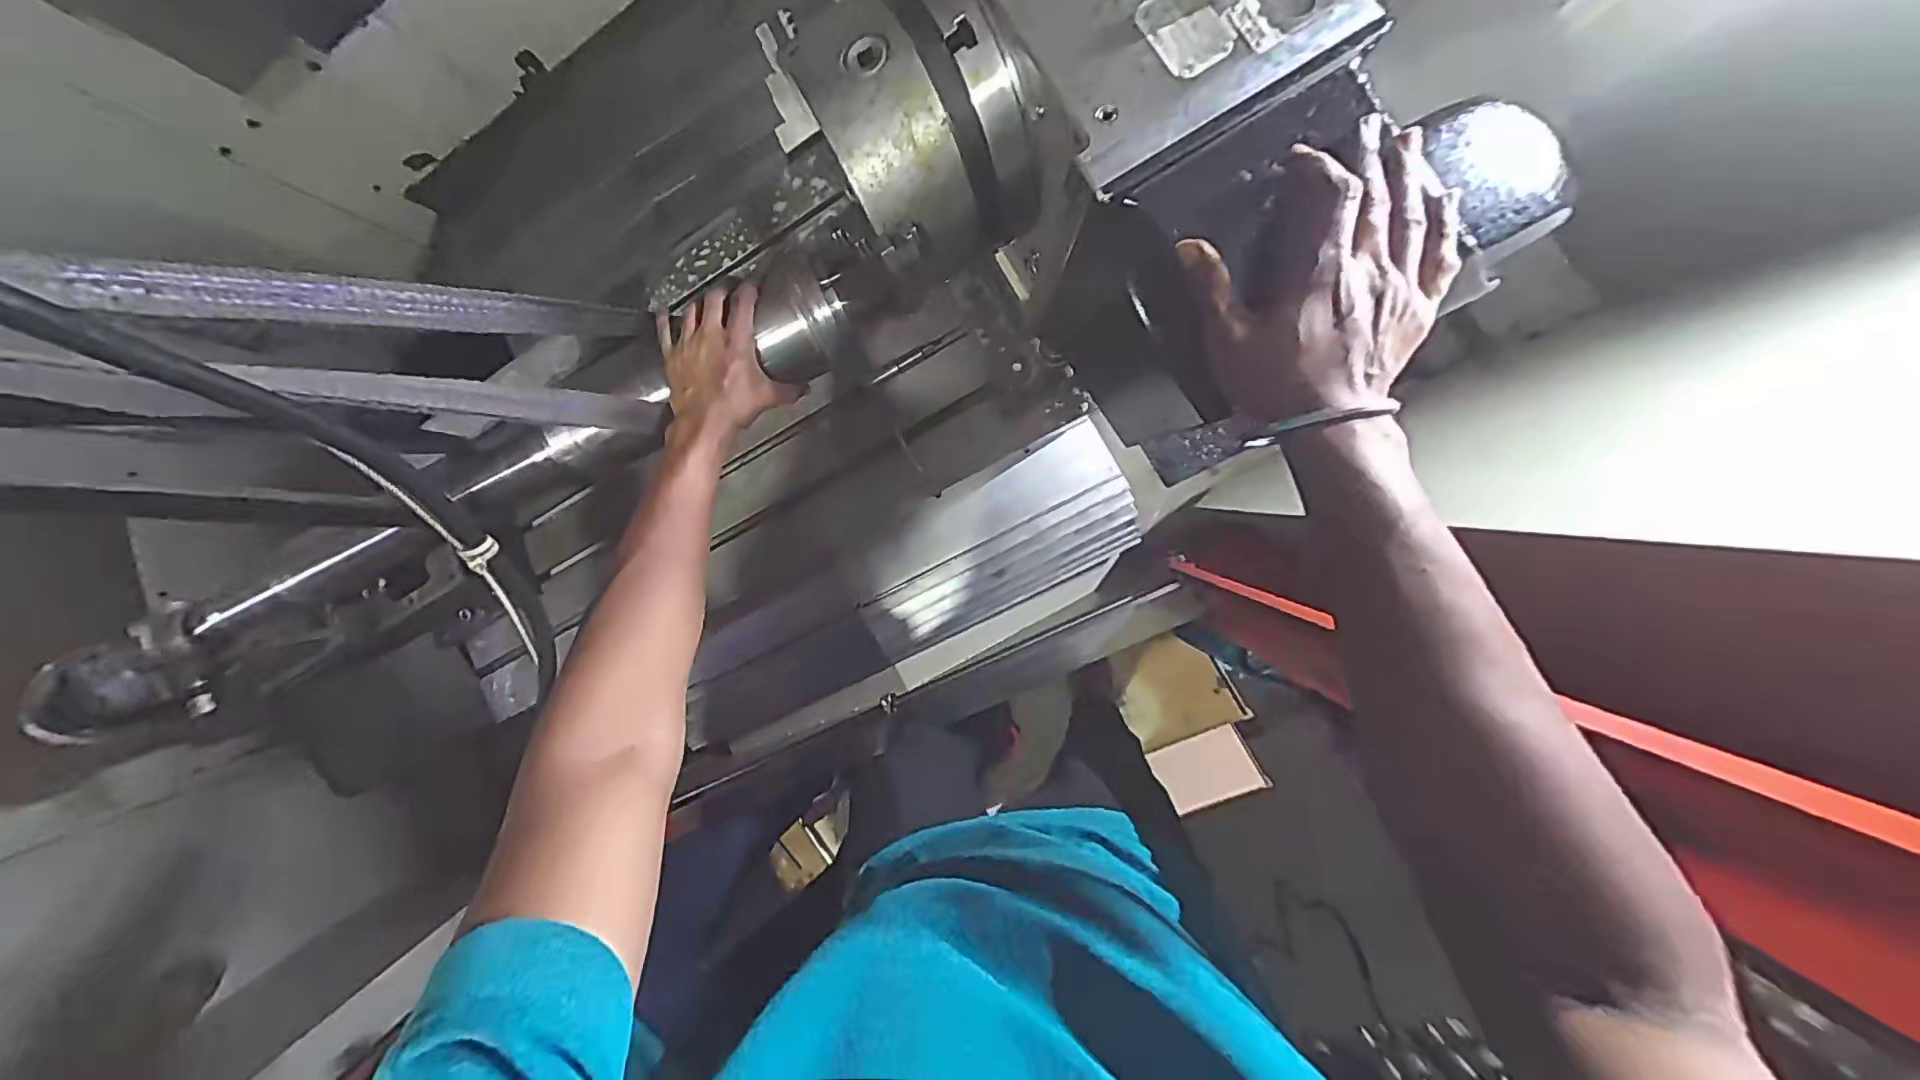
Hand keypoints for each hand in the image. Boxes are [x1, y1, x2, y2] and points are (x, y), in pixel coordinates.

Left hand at [657, 283, 797, 445]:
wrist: (703, 421)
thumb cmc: (735, 406)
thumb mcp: (768, 397)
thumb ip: (788, 390)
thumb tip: (805, 389)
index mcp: (737, 340)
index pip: (743, 303)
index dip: (748, 290)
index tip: (751, 286)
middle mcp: (711, 334)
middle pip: (714, 299)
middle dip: (722, 291)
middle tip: (728, 291)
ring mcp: (688, 342)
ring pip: (691, 310)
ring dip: (699, 304)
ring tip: (705, 302)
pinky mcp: (672, 354)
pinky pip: (666, 329)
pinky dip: (667, 319)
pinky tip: (667, 312)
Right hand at [1177, 114, 1463, 424]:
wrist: (1331, 424)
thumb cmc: (1283, 387)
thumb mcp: (1230, 340)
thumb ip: (1212, 289)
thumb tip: (1191, 250)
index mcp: (1324, 272)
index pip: (1334, 195)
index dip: (1321, 166)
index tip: (1304, 158)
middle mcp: (1369, 271)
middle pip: (1382, 194)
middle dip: (1372, 155)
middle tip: (1369, 128)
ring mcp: (1399, 289)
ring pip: (1416, 214)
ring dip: (1414, 173)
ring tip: (1412, 143)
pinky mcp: (1415, 311)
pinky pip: (1440, 256)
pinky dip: (1447, 223)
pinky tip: (1447, 202)